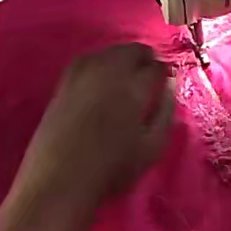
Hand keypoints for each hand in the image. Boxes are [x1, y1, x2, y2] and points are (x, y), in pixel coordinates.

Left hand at [14, 44, 173, 215]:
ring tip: (127, 74)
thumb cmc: (112, 169)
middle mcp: (107, 71)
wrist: (59, 180)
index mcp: (133, 86)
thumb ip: (166, 112)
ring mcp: (82, 74)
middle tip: (149, 73)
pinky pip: (87, 60)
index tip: (167, 79)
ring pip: (107, 52)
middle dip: (144, 57)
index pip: (155, 66)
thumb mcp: (152, 147)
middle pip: (130, 50)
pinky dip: (99, 62)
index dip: (164, 70)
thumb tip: (170, 86)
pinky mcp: (63, 82)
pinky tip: (101, 78)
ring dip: (121, 57)